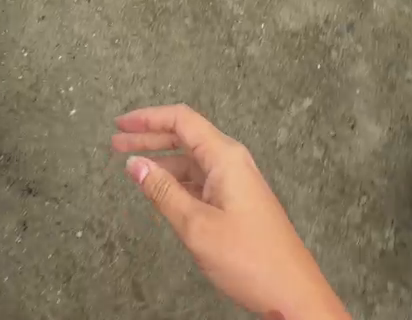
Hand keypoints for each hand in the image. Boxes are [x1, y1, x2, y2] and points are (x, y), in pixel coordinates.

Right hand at [112, 105, 348, 318]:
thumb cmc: (251, 260)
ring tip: (131, 164)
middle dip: (149, 135)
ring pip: (191, 158)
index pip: (181, 120)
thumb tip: (135, 164)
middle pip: (184, 135)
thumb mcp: (197, 226)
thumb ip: (163, 192)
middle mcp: (232, 161)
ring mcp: (236, 180)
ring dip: (160, 158)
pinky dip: (176, 178)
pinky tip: (159, 188)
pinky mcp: (237, 200)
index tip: (121, 122)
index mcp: (225, 156)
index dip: (148, 117)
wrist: (294, 294)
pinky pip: (200, 178)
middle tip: (117, 140)